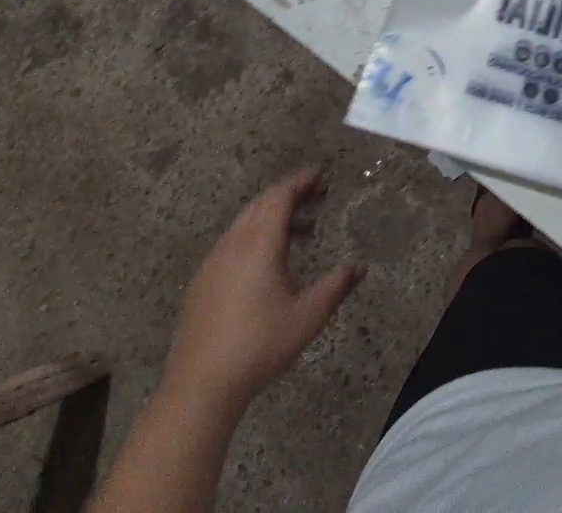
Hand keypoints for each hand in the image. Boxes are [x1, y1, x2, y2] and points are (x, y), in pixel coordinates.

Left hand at [160, 167, 361, 415]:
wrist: (201, 386)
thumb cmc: (260, 345)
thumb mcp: (309, 316)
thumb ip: (336, 286)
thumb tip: (359, 268)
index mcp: (258, 247)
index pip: (278, 198)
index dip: (300, 182)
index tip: (321, 175)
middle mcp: (232, 247)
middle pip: (259, 205)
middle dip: (289, 194)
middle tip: (318, 195)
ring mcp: (212, 265)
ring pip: (243, 224)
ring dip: (273, 216)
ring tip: (303, 228)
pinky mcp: (203, 284)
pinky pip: (232, 243)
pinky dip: (256, 235)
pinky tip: (271, 260)